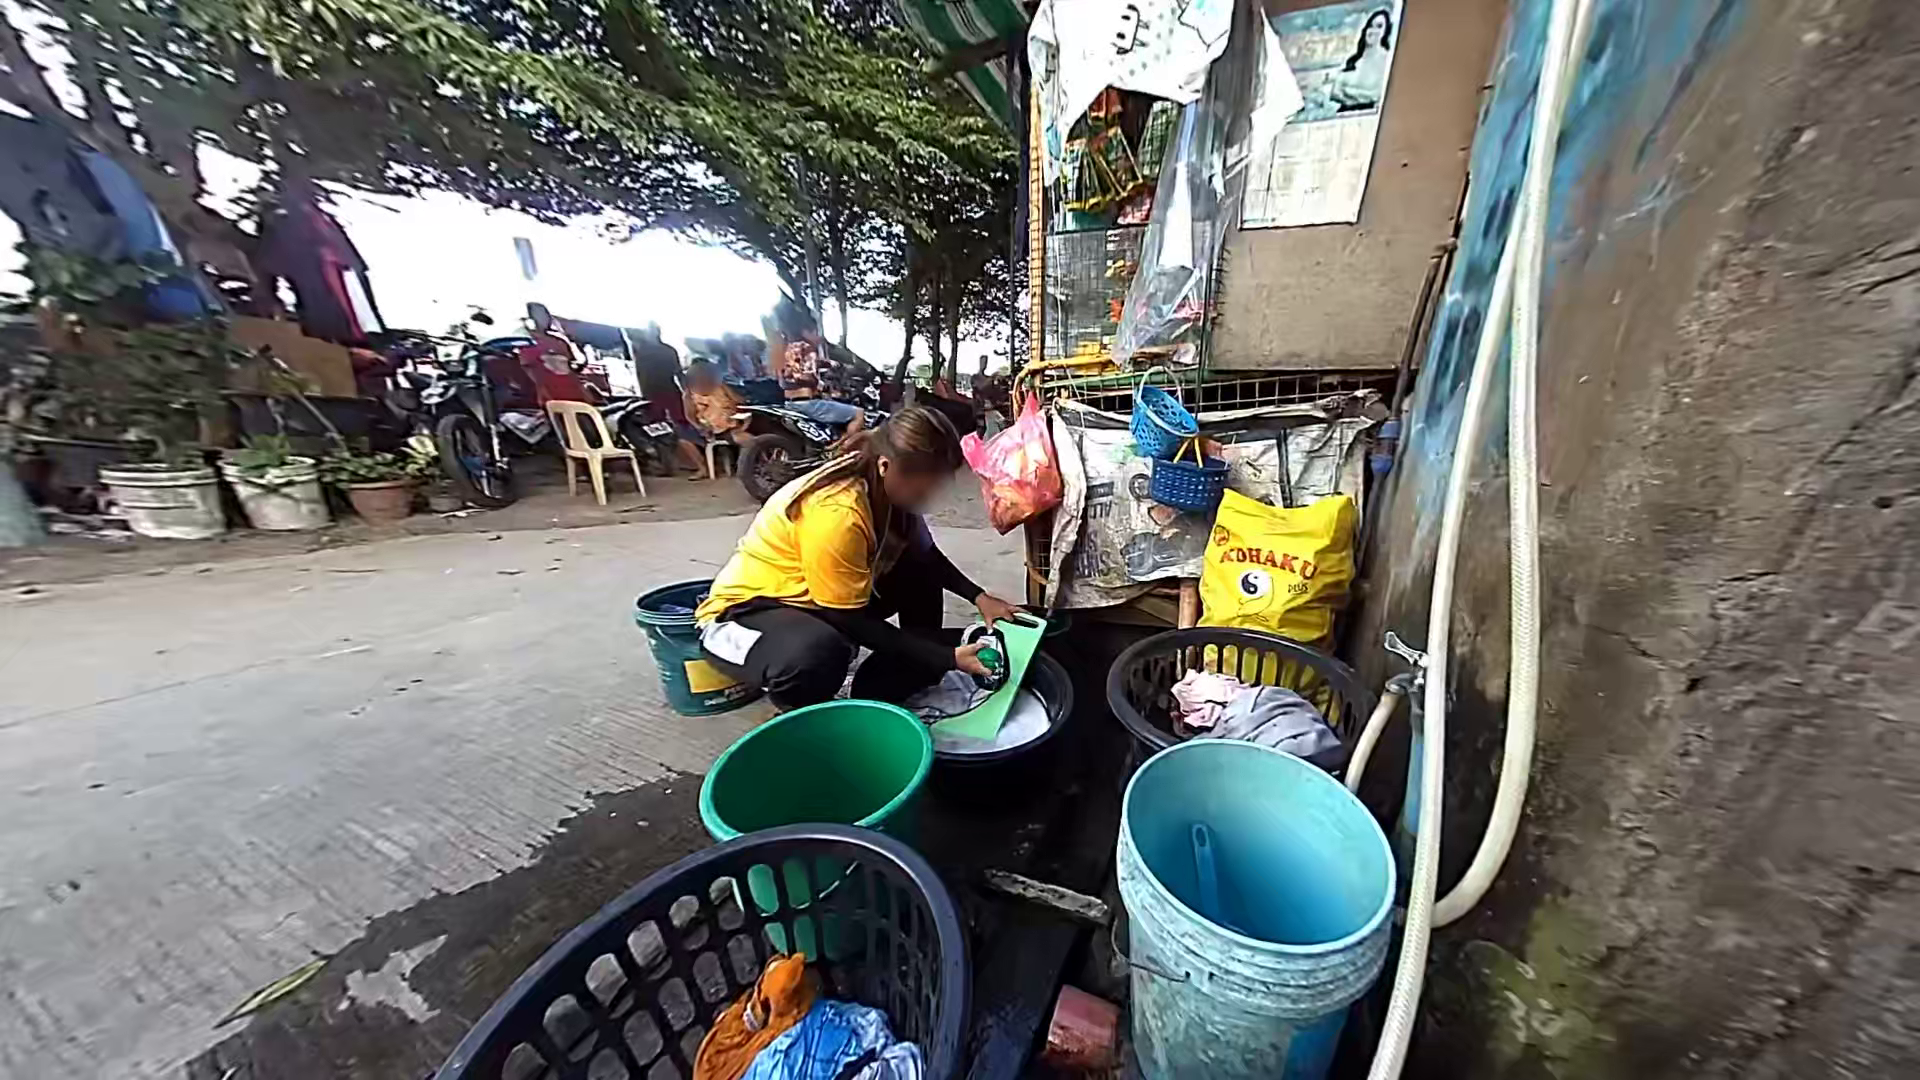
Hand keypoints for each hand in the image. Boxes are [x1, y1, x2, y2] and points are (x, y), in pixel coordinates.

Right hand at [953, 642, 991, 677]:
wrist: (950, 658)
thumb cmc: (959, 656)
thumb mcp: (971, 648)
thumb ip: (980, 646)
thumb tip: (986, 644)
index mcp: (978, 668)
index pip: (989, 672)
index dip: (994, 668)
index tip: (996, 662)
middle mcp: (975, 671)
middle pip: (985, 671)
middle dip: (989, 664)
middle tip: (991, 658)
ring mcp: (971, 671)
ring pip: (980, 669)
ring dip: (983, 663)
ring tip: (984, 656)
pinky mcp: (967, 668)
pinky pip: (975, 666)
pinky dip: (977, 662)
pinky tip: (976, 656)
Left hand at [973, 592, 1022, 626]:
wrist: (981, 599)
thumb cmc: (985, 607)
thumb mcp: (987, 619)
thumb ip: (990, 626)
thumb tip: (990, 631)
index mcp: (1004, 612)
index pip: (1012, 618)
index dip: (1014, 622)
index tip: (1017, 625)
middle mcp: (1006, 607)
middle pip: (1017, 609)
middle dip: (1023, 612)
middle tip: (1028, 614)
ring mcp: (1004, 603)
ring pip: (1014, 607)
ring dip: (1018, 609)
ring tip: (1021, 612)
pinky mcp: (1002, 602)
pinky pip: (1009, 605)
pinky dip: (1012, 608)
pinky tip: (1009, 611)